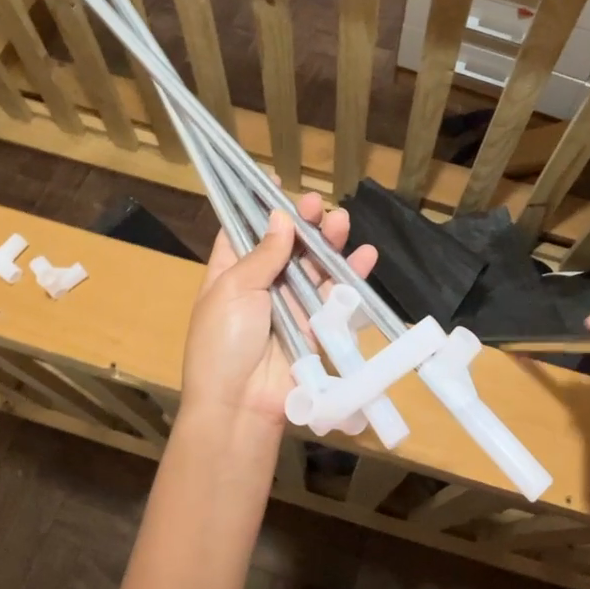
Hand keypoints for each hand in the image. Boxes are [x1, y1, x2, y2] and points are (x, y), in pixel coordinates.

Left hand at [181, 192, 376, 429]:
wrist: (240, 406)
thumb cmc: (224, 342)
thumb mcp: (233, 290)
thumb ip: (262, 254)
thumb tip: (280, 217)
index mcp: (229, 274)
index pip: (243, 232)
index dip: (259, 208)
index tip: (274, 181)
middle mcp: (260, 286)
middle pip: (286, 246)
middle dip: (303, 223)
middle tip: (318, 204)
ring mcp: (290, 306)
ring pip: (314, 267)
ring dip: (329, 244)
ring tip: (341, 222)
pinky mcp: (316, 327)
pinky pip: (336, 297)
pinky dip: (352, 276)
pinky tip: (365, 255)